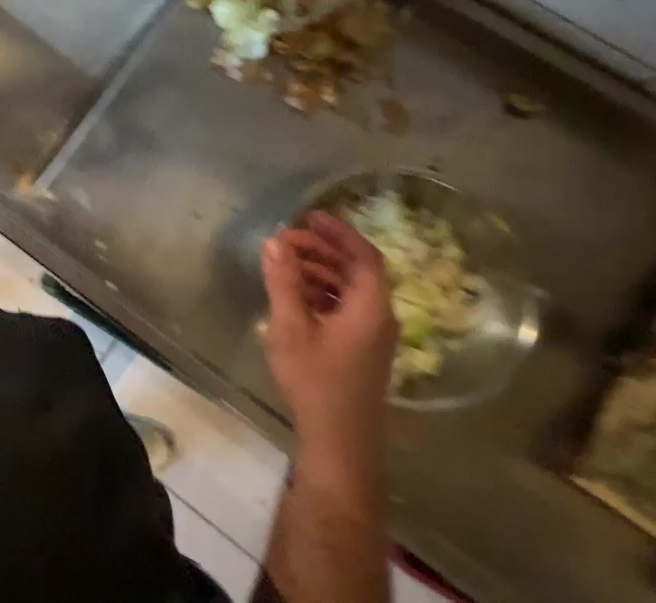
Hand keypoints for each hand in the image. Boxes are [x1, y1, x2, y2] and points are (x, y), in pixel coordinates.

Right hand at [261, 212, 398, 454]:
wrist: (340, 439)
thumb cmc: (316, 382)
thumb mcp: (291, 328)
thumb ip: (284, 283)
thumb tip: (276, 242)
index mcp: (370, 308)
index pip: (365, 257)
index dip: (340, 233)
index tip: (310, 217)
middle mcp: (379, 316)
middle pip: (358, 270)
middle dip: (324, 249)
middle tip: (287, 240)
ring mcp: (373, 335)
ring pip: (351, 289)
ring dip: (321, 270)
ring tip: (285, 263)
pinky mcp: (362, 349)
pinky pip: (347, 306)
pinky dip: (323, 292)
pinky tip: (296, 295)